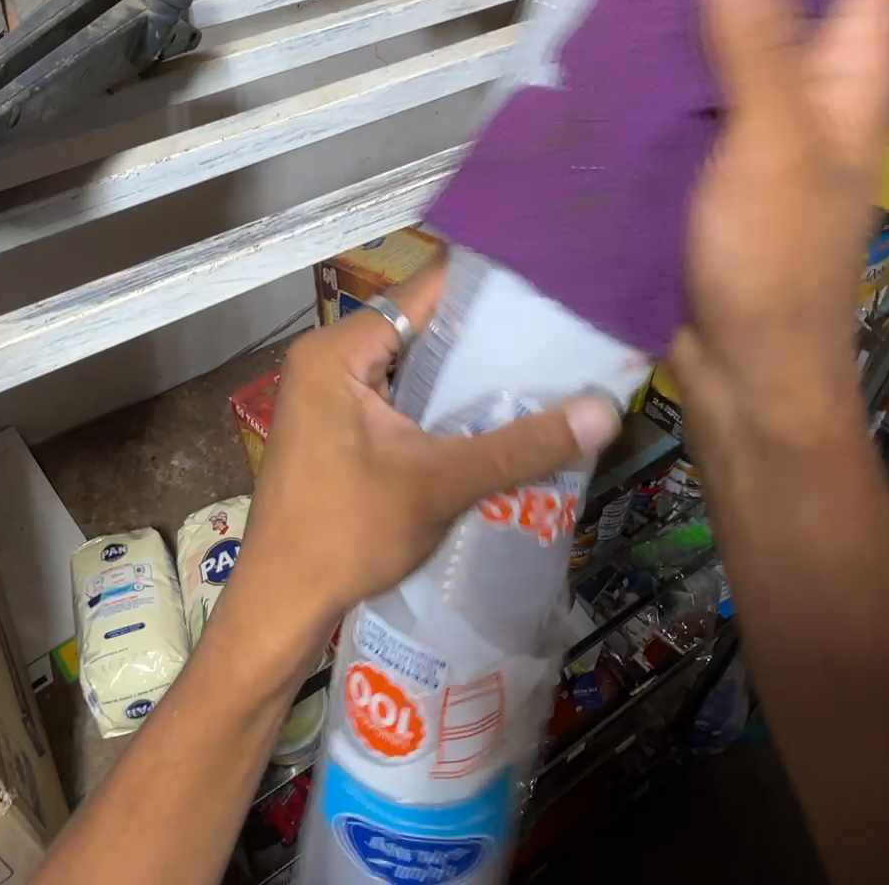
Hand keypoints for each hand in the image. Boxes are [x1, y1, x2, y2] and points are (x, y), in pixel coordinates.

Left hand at [234, 261, 621, 640]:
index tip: (551, 287)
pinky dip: (441, 404)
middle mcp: (329, 360)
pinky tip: (492, 417)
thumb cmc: (345, 534)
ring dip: (466, 375)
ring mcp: (329, 394)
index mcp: (337, 352)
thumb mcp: (436, 484)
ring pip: (412, 366)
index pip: (423, 291)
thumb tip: (605, 413)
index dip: (489, 288)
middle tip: (561, 335)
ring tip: (544, 371)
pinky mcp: (338, 426)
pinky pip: (399, 397)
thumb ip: (519, 446)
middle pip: (420, 327)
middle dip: (486, 335)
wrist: (282, 600)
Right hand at [667, 0, 888, 431]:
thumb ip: (758, 50)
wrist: (741, 370)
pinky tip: (607, 62)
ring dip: (684, 20)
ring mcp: (750, 136)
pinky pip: (681, 109)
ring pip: (722, 54)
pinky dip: (654, 83)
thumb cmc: (771, 265)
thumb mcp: (769, 148)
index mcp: (846, 77)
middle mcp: (805, 96)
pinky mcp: (701, 173)